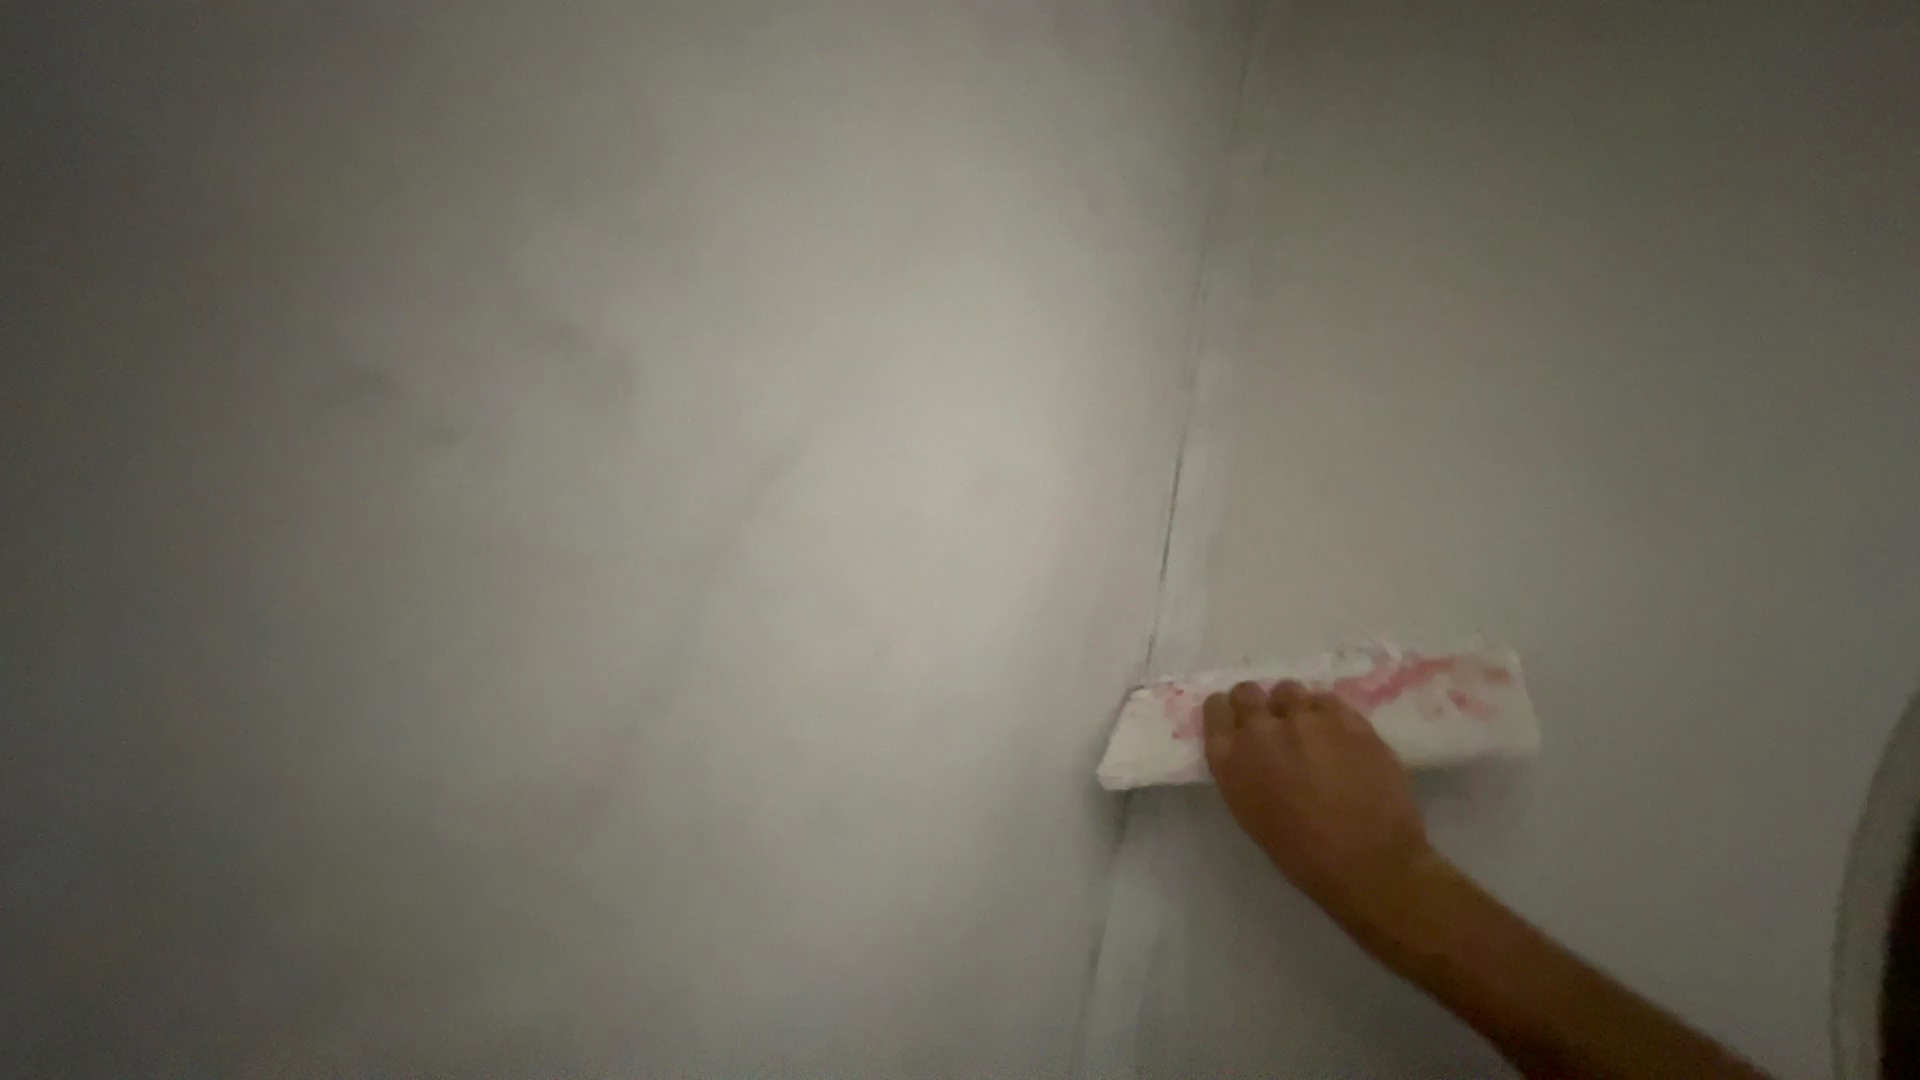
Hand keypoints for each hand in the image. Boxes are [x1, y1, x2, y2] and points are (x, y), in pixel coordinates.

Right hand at [1203, 680, 1437, 931]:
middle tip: (1273, 726)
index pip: (1216, 708)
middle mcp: (1262, 729)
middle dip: (1256, 704)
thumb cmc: (1302, 852)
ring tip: (1310, 732)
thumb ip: (1240, 768)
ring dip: (1293, 707)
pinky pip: (1327, 700)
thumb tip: (1247, 746)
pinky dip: (1327, 714)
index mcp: (1230, 757)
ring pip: (1289, 690)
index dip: (1227, 713)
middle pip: (1247, 692)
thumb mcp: (1249, 811)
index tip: (1238, 724)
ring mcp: (1306, 720)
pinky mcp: (1347, 719)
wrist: (1370, 864)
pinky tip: (1337, 738)